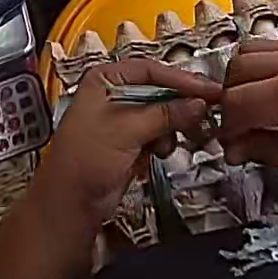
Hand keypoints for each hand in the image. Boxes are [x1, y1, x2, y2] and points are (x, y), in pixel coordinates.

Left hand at [33, 59, 219, 228]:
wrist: (68, 208)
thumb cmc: (88, 160)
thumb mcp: (127, 130)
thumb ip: (165, 114)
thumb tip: (199, 103)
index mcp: (106, 78)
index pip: (151, 70)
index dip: (182, 80)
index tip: (209, 90)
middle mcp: (115, 92)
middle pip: (159, 90)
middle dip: (180, 104)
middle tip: (208, 112)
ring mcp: (122, 118)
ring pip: (161, 113)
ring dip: (172, 127)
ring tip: (174, 142)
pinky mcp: (128, 141)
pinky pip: (156, 133)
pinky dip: (164, 141)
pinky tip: (161, 153)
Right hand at [220, 39, 277, 194]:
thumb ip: (269, 152)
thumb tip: (233, 149)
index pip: (236, 104)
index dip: (226, 129)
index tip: (230, 151)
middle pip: (236, 70)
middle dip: (229, 100)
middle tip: (240, 131)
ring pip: (251, 50)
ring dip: (242, 77)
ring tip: (254, 108)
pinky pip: (274, 44)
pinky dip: (262, 63)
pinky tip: (276, 91)